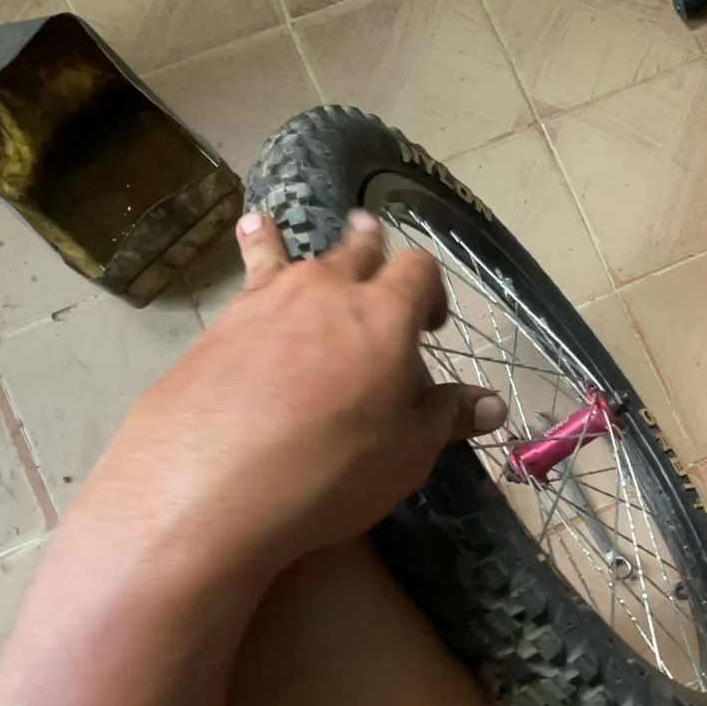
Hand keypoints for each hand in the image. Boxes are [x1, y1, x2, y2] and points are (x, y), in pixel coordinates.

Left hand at [63, 210, 504, 578]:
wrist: (213, 483)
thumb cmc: (336, 466)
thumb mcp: (408, 452)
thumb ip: (447, 417)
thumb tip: (493, 404)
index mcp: (385, 315)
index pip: (418, 271)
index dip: (430, 290)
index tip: (430, 324)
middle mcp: (326, 292)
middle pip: (354, 252)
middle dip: (368, 248)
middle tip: (368, 238)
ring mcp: (266, 303)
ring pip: (287, 256)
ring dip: (286, 242)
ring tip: (266, 222)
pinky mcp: (218, 328)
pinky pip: (242, 282)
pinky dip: (246, 262)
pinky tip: (233, 265)